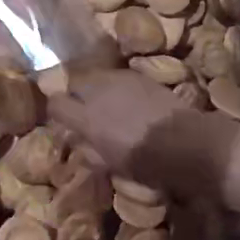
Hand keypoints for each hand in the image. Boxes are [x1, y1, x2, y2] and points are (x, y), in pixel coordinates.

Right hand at [47, 70, 239, 197]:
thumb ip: (88, 149)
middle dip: (75, 94)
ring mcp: (119, 79)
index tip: (62, 120)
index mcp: (87, 118)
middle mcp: (98, 92)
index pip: (56, 103)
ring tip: (107, 102)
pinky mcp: (139, 74)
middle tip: (85, 110)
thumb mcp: (110, 164)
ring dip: (96, 87)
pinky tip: (128, 98)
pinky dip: (116, 85)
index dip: (56, 110)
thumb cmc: (145, 161)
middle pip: (75, 83)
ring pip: (96, 76)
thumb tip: (77, 139)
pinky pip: (117, 76)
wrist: (184, 140)